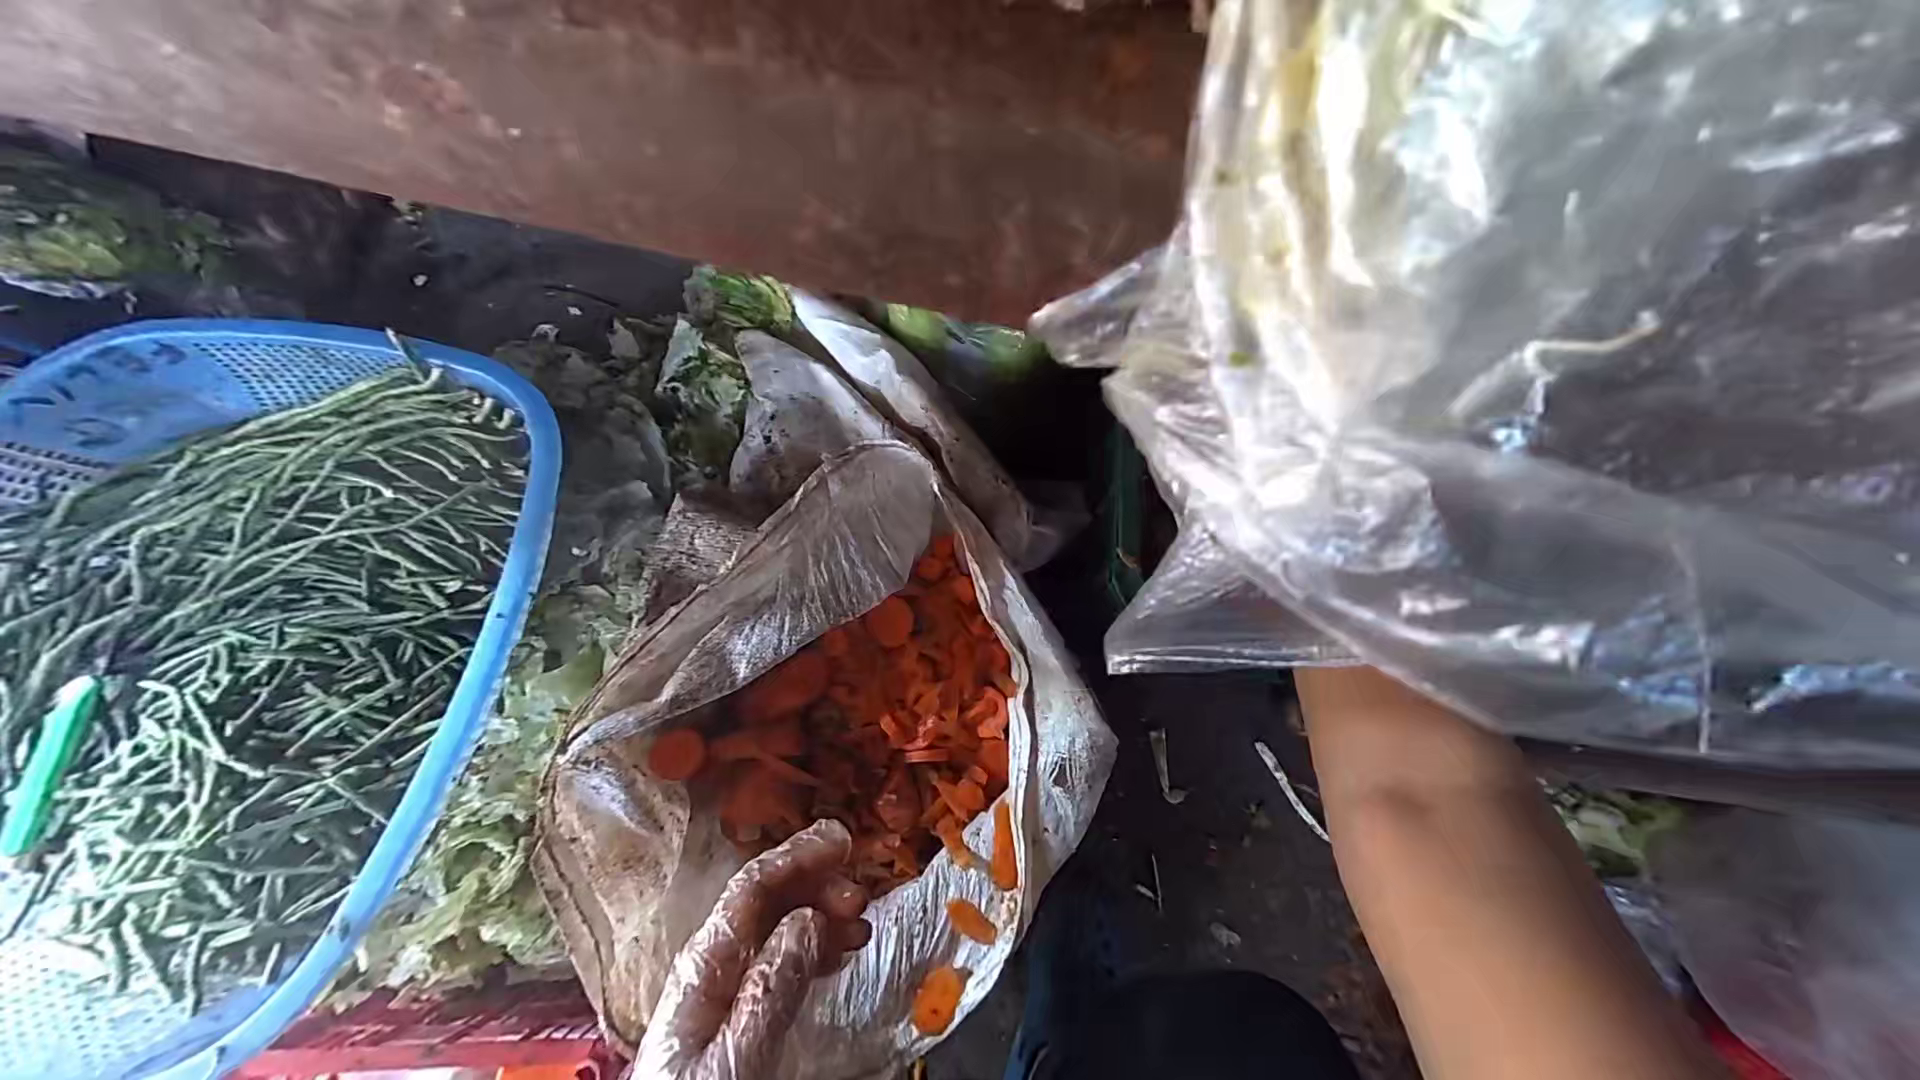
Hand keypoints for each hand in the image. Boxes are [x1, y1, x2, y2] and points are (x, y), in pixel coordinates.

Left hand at [634, 819, 872, 1079]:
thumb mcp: (736, 1057)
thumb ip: (770, 988)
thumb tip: (808, 918)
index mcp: (705, 961)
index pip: (753, 884)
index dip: (799, 854)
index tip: (842, 840)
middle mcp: (713, 961)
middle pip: (768, 897)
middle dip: (818, 883)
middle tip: (859, 897)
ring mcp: (724, 984)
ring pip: (779, 922)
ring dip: (822, 911)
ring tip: (858, 925)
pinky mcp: (736, 1009)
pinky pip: (781, 954)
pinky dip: (815, 943)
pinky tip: (836, 951)